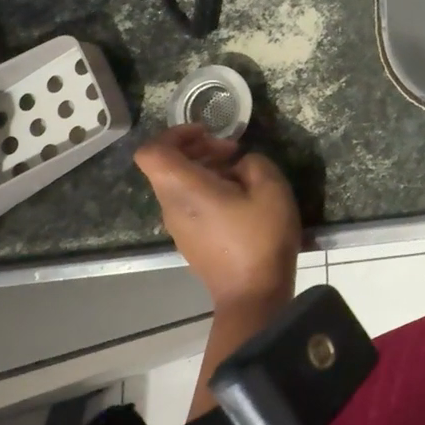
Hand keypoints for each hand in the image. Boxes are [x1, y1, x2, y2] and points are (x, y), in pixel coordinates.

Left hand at [135, 125, 300, 308]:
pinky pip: (188, 203)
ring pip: (178, 184)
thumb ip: (253, 163)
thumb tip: (239, 165)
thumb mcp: (272, 188)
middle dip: (198, 149)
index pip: (153, 151)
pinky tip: (240, 201)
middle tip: (234, 152)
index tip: (208, 133)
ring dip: (205, 170)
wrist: (252, 291)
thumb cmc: (261, 235)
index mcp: (185, 189)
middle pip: (165, 165)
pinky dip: (207, 190)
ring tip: (243, 177)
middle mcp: (171, 205)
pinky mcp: (189, 239)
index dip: (175, 133)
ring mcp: (177, 225)